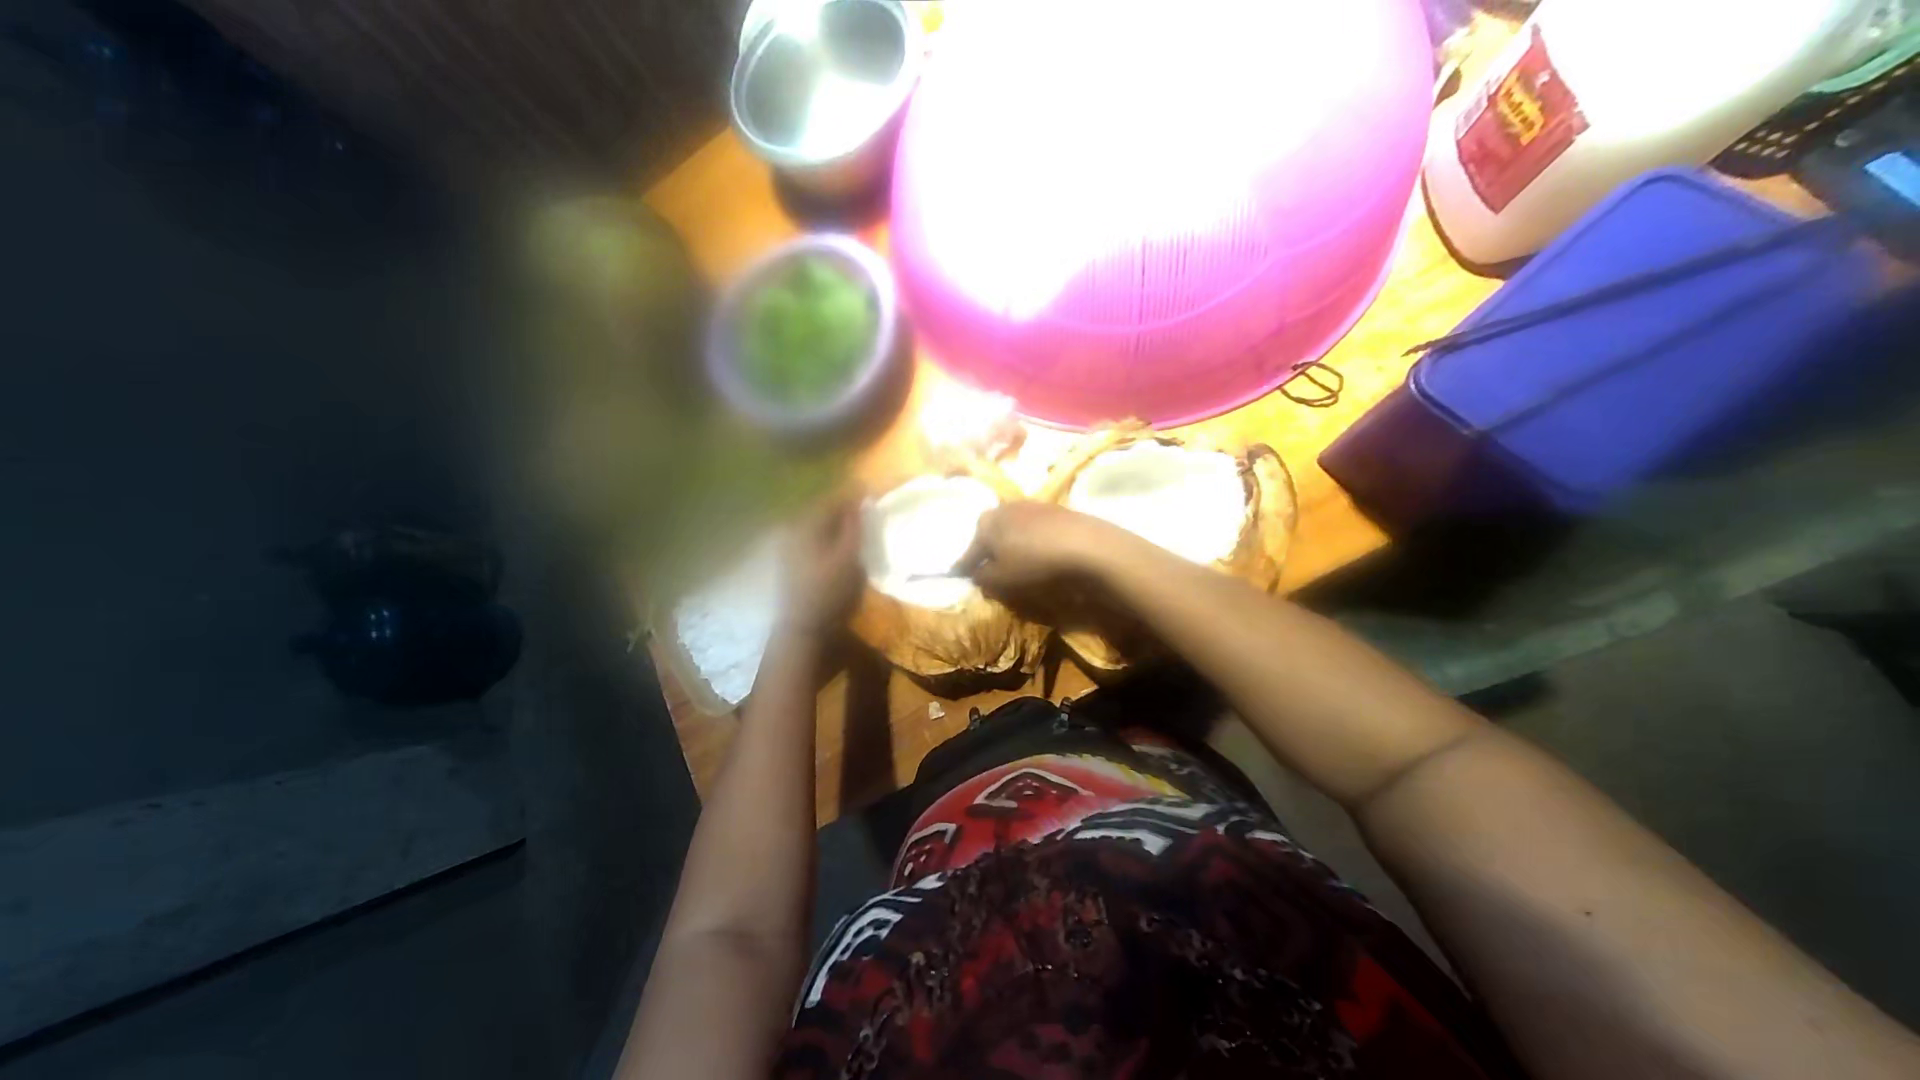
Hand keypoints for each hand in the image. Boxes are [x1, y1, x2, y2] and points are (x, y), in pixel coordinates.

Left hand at [778, 496, 863, 631]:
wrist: (802, 628)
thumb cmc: (829, 591)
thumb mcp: (849, 557)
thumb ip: (855, 526)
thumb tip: (862, 499)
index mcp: (805, 524)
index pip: (832, 500)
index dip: (853, 497)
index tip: (872, 495)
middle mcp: (791, 529)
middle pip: (822, 511)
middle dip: (844, 510)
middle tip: (867, 513)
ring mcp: (786, 546)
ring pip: (817, 526)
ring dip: (836, 525)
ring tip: (857, 530)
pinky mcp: (788, 561)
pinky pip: (811, 539)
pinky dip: (827, 538)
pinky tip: (839, 547)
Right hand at [957, 502, 1126, 593]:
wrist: (1087, 545)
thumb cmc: (1034, 563)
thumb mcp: (1001, 579)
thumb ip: (983, 578)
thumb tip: (977, 574)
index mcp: (986, 523)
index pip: (969, 551)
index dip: (964, 567)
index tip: (958, 577)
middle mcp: (1005, 508)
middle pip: (989, 534)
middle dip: (987, 551)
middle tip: (989, 569)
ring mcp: (1032, 506)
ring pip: (1012, 529)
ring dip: (1011, 544)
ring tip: (1016, 562)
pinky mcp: (1056, 510)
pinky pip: (1034, 529)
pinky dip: (1032, 540)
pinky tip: (1040, 553)